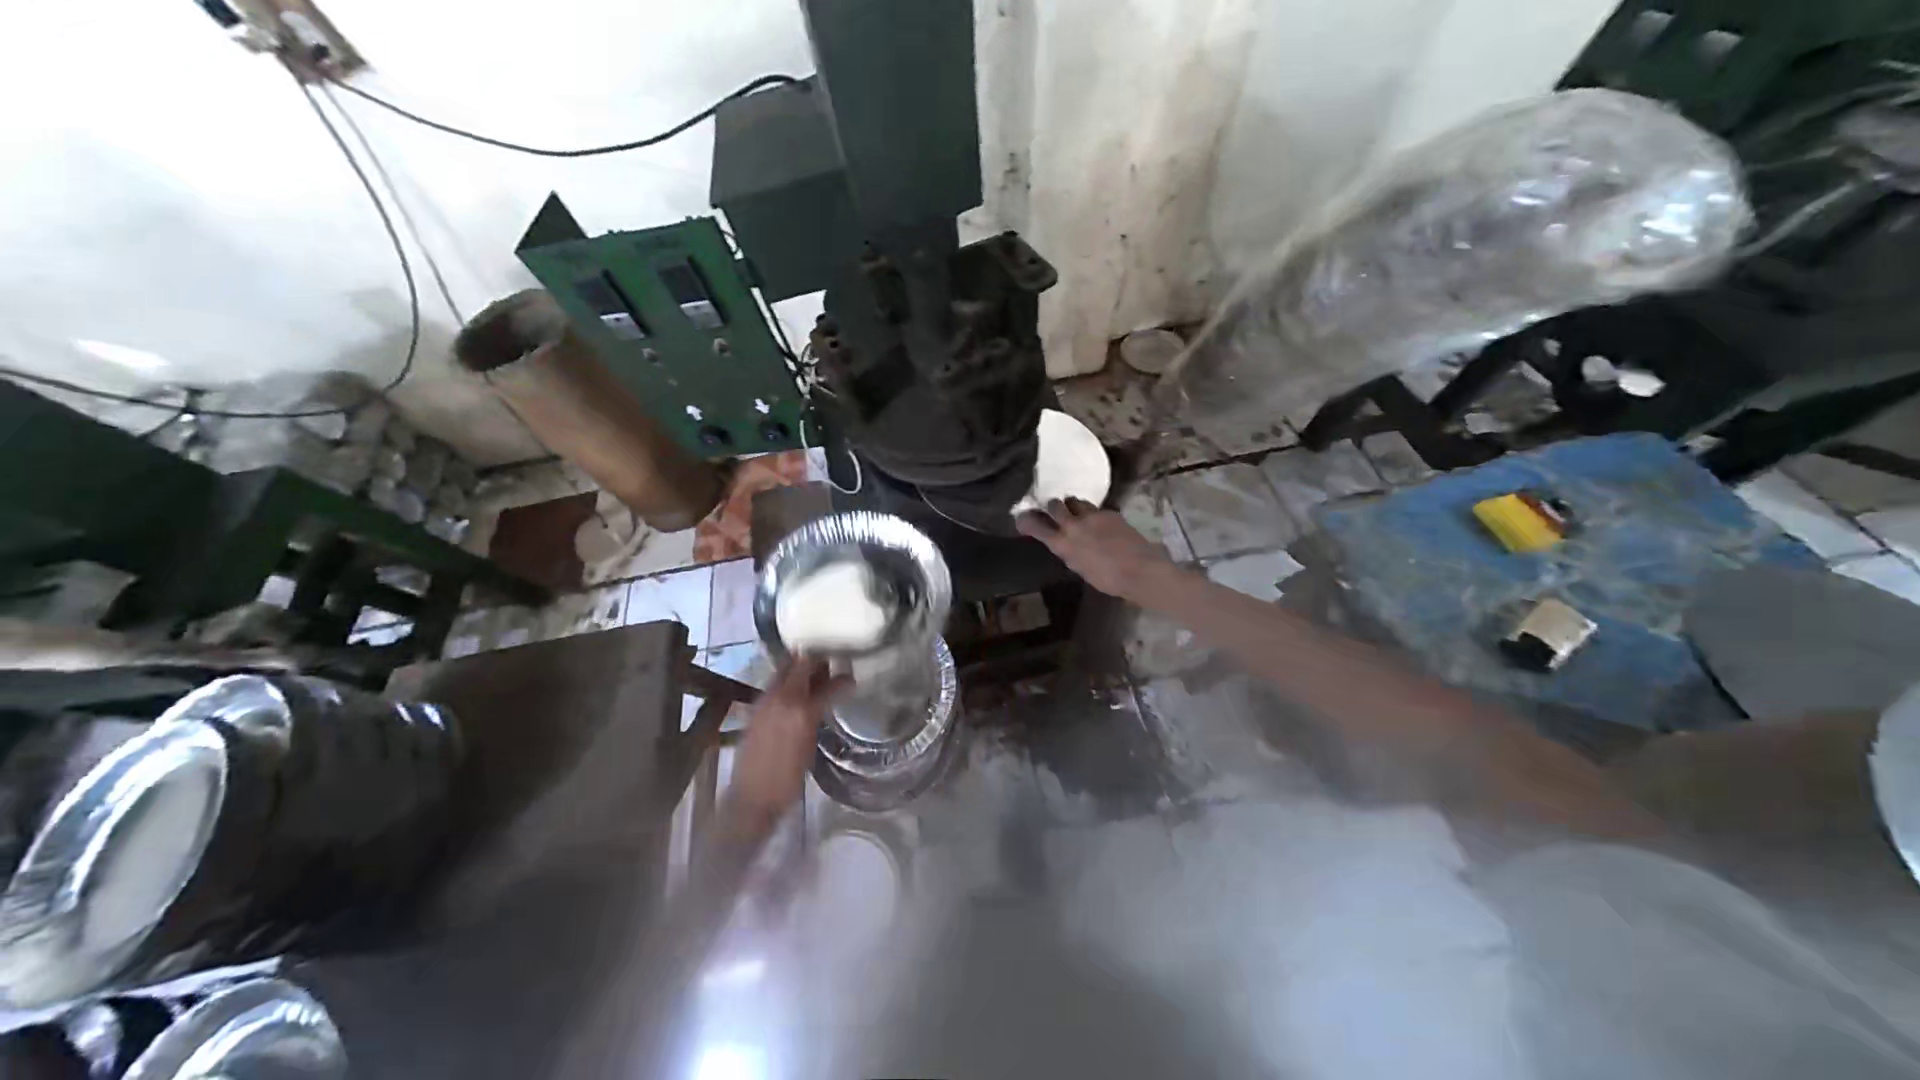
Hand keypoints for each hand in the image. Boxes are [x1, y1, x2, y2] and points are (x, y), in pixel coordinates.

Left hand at [727, 657, 847, 828]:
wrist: (752, 797)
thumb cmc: (788, 780)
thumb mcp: (810, 746)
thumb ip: (817, 716)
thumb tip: (825, 700)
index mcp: (801, 711)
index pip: (827, 684)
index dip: (841, 678)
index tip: (850, 677)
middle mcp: (781, 699)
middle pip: (799, 664)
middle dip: (815, 661)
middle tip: (829, 664)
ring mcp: (764, 702)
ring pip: (783, 671)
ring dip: (799, 669)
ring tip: (815, 675)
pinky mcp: (754, 709)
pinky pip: (773, 685)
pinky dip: (786, 682)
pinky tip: (795, 694)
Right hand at [1015, 497, 1181, 602]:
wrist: (1138, 569)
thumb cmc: (1108, 579)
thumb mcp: (1080, 568)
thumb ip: (1070, 552)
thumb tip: (1067, 544)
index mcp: (1062, 544)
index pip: (1035, 526)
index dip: (1026, 520)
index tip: (1022, 517)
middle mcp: (1073, 526)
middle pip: (1054, 505)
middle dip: (1053, 506)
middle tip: (1055, 509)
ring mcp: (1092, 516)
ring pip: (1075, 501)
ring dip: (1072, 505)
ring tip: (1077, 510)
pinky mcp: (1109, 512)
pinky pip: (1096, 508)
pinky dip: (1094, 513)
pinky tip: (1101, 521)